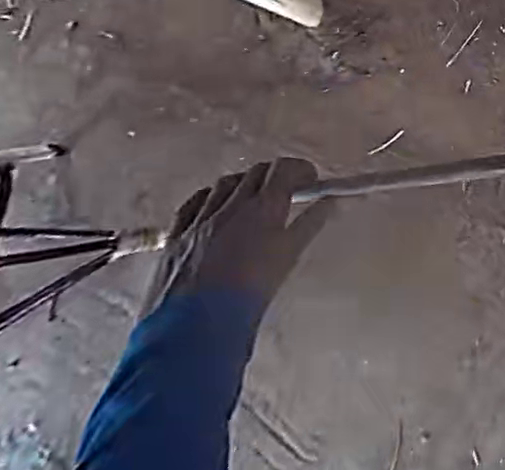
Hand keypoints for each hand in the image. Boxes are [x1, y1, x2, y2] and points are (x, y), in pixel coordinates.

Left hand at [139, 159, 334, 317]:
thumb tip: (329, 203)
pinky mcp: (175, 237)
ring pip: (224, 184)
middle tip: (286, 192)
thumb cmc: (248, 299)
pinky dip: (208, 199)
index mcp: (262, 209)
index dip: (300, 169)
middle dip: (274, 176)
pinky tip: (213, 208)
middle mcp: (230, 207)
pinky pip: (192, 204)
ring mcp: (199, 220)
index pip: (284, 168)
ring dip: (243, 185)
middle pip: (256, 172)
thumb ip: (309, 225)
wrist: (193, 336)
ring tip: (251, 201)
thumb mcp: (287, 259)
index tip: (308, 181)